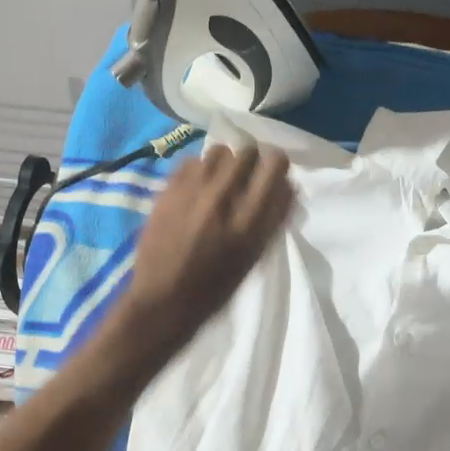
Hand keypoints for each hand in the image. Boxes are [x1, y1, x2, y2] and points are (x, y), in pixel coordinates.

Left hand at [120, 143, 293, 344]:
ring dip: (224, 162)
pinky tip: (195, 189)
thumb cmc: (215, 286)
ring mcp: (192, 192)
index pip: (274, 166)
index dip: (276, 164)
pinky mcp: (168, 191)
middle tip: (245, 176)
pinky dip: (198, 170)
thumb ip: (272, 219)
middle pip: (247, 151)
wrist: (164, 299)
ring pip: (218, 151)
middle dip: (250, 160)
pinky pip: (191, 161)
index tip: (272, 171)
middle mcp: (222, 199)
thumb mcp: (253, 256)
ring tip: (219, 181)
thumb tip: (286, 185)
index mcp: (249, 221)